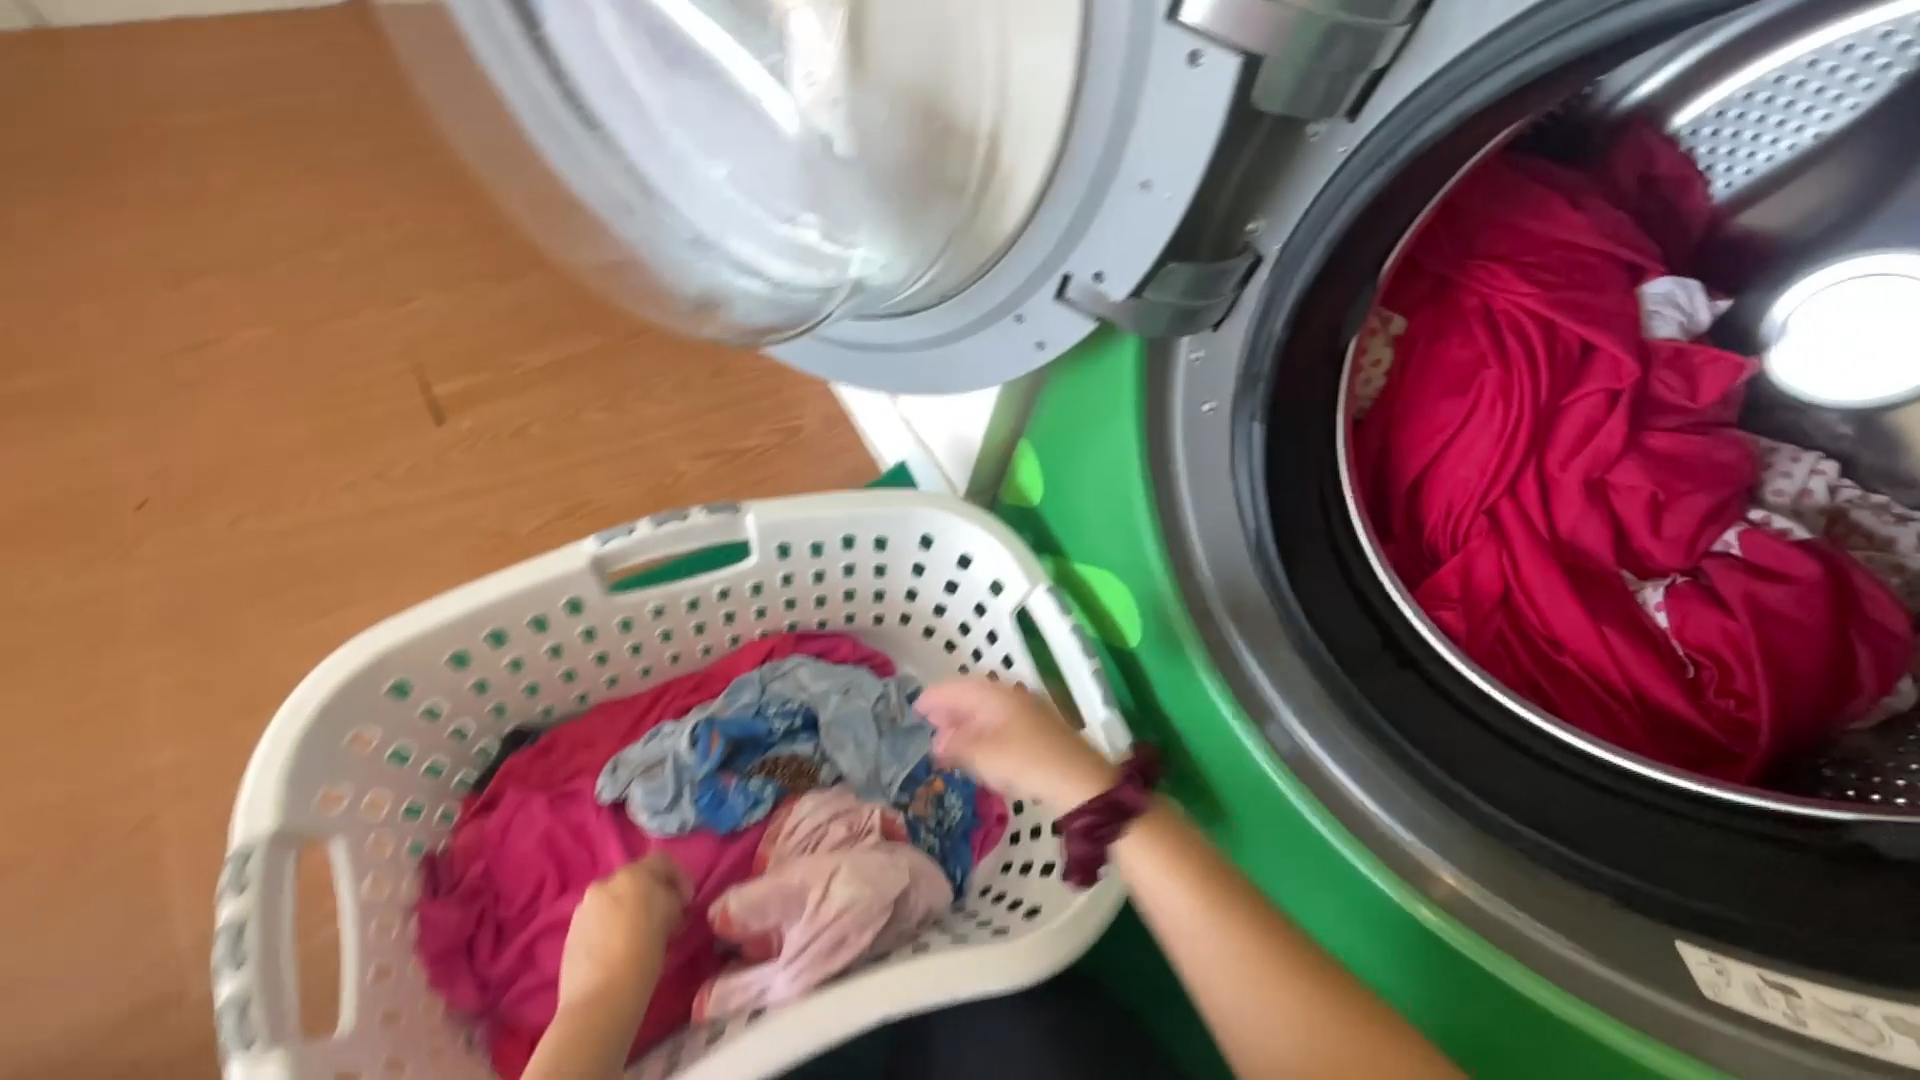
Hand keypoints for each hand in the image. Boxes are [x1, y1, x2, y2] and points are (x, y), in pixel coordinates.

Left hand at [556, 853, 688, 1015]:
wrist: (599, 998)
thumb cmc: (644, 957)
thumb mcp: (672, 923)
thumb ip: (672, 903)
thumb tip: (670, 904)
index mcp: (636, 876)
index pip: (663, 862)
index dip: (679, 878)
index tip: (686, 903)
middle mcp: (607, 882)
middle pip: (636, 878)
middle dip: (651, 893)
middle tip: (664, 918)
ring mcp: (586, 905)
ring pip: (615, 897)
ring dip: (629, 907)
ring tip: (638, 934)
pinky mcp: (572, 927)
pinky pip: (599, 915)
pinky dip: (610, 922)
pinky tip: (616, 946)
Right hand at [918, 678, 1118, 807]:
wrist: (1080, 781)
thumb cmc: (1027, 762)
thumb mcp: (983, 756)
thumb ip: (956, 746)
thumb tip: (937, 742)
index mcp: (995, 695)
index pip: (956, 687)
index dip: (934, 697)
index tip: (914, 710)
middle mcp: (1011, 696)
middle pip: (972, 696)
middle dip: (949, 709)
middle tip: (927, 724)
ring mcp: (1027, 712)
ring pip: (987, 711)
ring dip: (965, 723)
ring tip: (946, 740)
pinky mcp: (1037, 731)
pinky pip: (1000, 724)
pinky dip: (982, 732)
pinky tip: (976, 750)